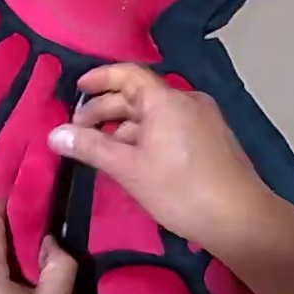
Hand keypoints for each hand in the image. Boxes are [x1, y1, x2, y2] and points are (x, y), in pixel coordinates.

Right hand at [47, 64, 277, 251]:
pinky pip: (171, 126)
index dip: (100, 78)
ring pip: (155, 113)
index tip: (77, 88)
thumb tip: (54, 134)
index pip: (128, 74)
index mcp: (166, 100)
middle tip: (79, 129)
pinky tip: (134, 157)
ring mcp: (203, 119)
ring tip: (102, 147)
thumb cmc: (179, 190)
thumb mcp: (128, 169)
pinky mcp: (212, 138)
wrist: (239, 218)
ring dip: (125, 125)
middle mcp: (187, 100)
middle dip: (107, 108)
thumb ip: (90, 147)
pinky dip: (147, 134)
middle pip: (140, 94)